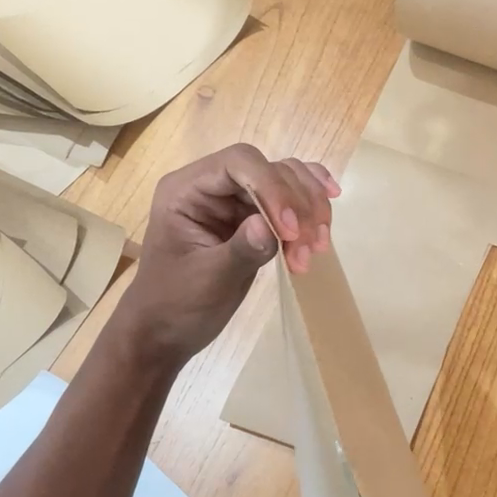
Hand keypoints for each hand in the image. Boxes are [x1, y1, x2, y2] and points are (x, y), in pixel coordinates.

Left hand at [111, 144, 337, 366]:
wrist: (167, 331)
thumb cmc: (177, 306)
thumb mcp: (207, 281)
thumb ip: (239, 250)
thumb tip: (270, 227)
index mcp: (187, 190)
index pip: (239, 164)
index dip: (273, 188)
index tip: (290, 232)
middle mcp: (212, 186)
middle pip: (270, 170)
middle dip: (298, 205)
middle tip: (313, 249)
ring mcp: (234, 200)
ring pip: (287, 181)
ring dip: (310, 210)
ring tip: (318, 248)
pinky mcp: (253, 216)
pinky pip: (290, 199)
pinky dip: (311, 207)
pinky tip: (329, 210)